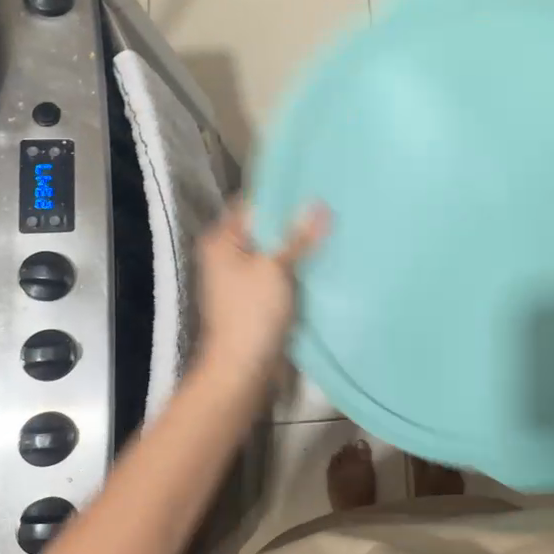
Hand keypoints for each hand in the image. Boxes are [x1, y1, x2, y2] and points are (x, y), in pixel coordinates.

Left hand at [192, 200, 329, 386]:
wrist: (242, 369)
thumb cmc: (251, 313)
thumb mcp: (275, 269)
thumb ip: (298, 236)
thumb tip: (320, 205)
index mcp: (221, 240)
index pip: (253, 203)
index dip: (283, 194)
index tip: (315, 184)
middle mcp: (227, 253)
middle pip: (265, 228)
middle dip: (295, 220)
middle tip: (331, 205)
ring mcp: (242, 277)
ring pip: (275, 251)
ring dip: (299, 245)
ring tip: (332, 228)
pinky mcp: (257, 296)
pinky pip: (280, 272)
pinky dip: (298, 267)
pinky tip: (324, 258)